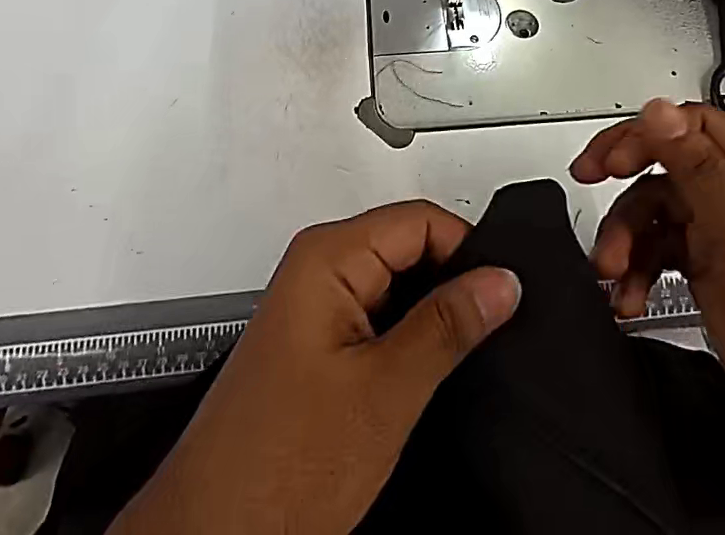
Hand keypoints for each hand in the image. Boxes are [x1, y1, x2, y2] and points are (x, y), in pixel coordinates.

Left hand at [110, 201, 520, 534]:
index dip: (469, 250)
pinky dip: (411, 333)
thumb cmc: (274, 465)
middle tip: (486, 328)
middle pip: (409, 243)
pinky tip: (424, 370)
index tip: (501, 292)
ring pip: (398, 280)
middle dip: (454, 280)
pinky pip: (381, 310)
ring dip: (433, 311)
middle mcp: (317, 268)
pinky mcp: (320, 334)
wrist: (223, 525)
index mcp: (326, 258)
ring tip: (455, 357)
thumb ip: (448, 327)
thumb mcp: (385, 391)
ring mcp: (317, 301)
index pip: (419, 219)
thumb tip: (498, 283)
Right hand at [571, 99, 724, 437]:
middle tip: (587, 183)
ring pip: (651, 211)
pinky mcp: (705, 264)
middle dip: (623, 186)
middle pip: (663, 167)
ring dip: (625, 239)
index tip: (608, 164)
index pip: (692, 128)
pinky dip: (635, 270)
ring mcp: (722, 231)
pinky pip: (655, 250)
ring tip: (613, 272)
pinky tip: (629, 295)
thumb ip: (700, 170)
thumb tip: (660, 110)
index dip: (644, 138)